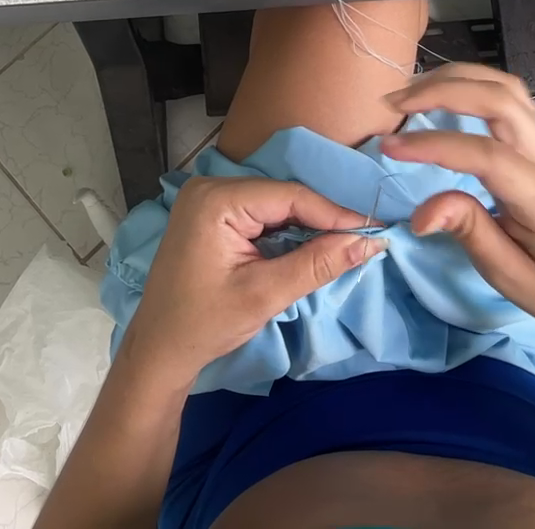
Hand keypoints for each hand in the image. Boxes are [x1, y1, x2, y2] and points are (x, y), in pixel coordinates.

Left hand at [122, 176, 385, 387]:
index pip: (289, 196)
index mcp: (217, 199)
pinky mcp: (210, 214)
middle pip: (281, 196)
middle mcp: (209, 187)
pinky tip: (310, 244)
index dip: (334, 213)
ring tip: (346, 242)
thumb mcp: (266, 294)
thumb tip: (369, 242)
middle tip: (365, 238)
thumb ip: (317, 263)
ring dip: (306, 224)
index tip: (375, 230)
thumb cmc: (206, 322)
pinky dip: (284, 229)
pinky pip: (258, 214)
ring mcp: (207, 199)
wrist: (159, 347)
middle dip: (322, 218)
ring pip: (272, 204)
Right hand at [378, 64, 534, 345]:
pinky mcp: (534, 142)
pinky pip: (507, 94)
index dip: (435, 146)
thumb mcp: (507, 275)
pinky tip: (440, 92)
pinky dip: (470, 82)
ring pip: (506, 86)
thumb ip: (469, 232)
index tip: (389, 148)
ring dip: (455, 78)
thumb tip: (421, 211)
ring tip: (410, 91)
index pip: (488, 155)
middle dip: (442, 92)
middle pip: (501, 100)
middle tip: (393, 104)